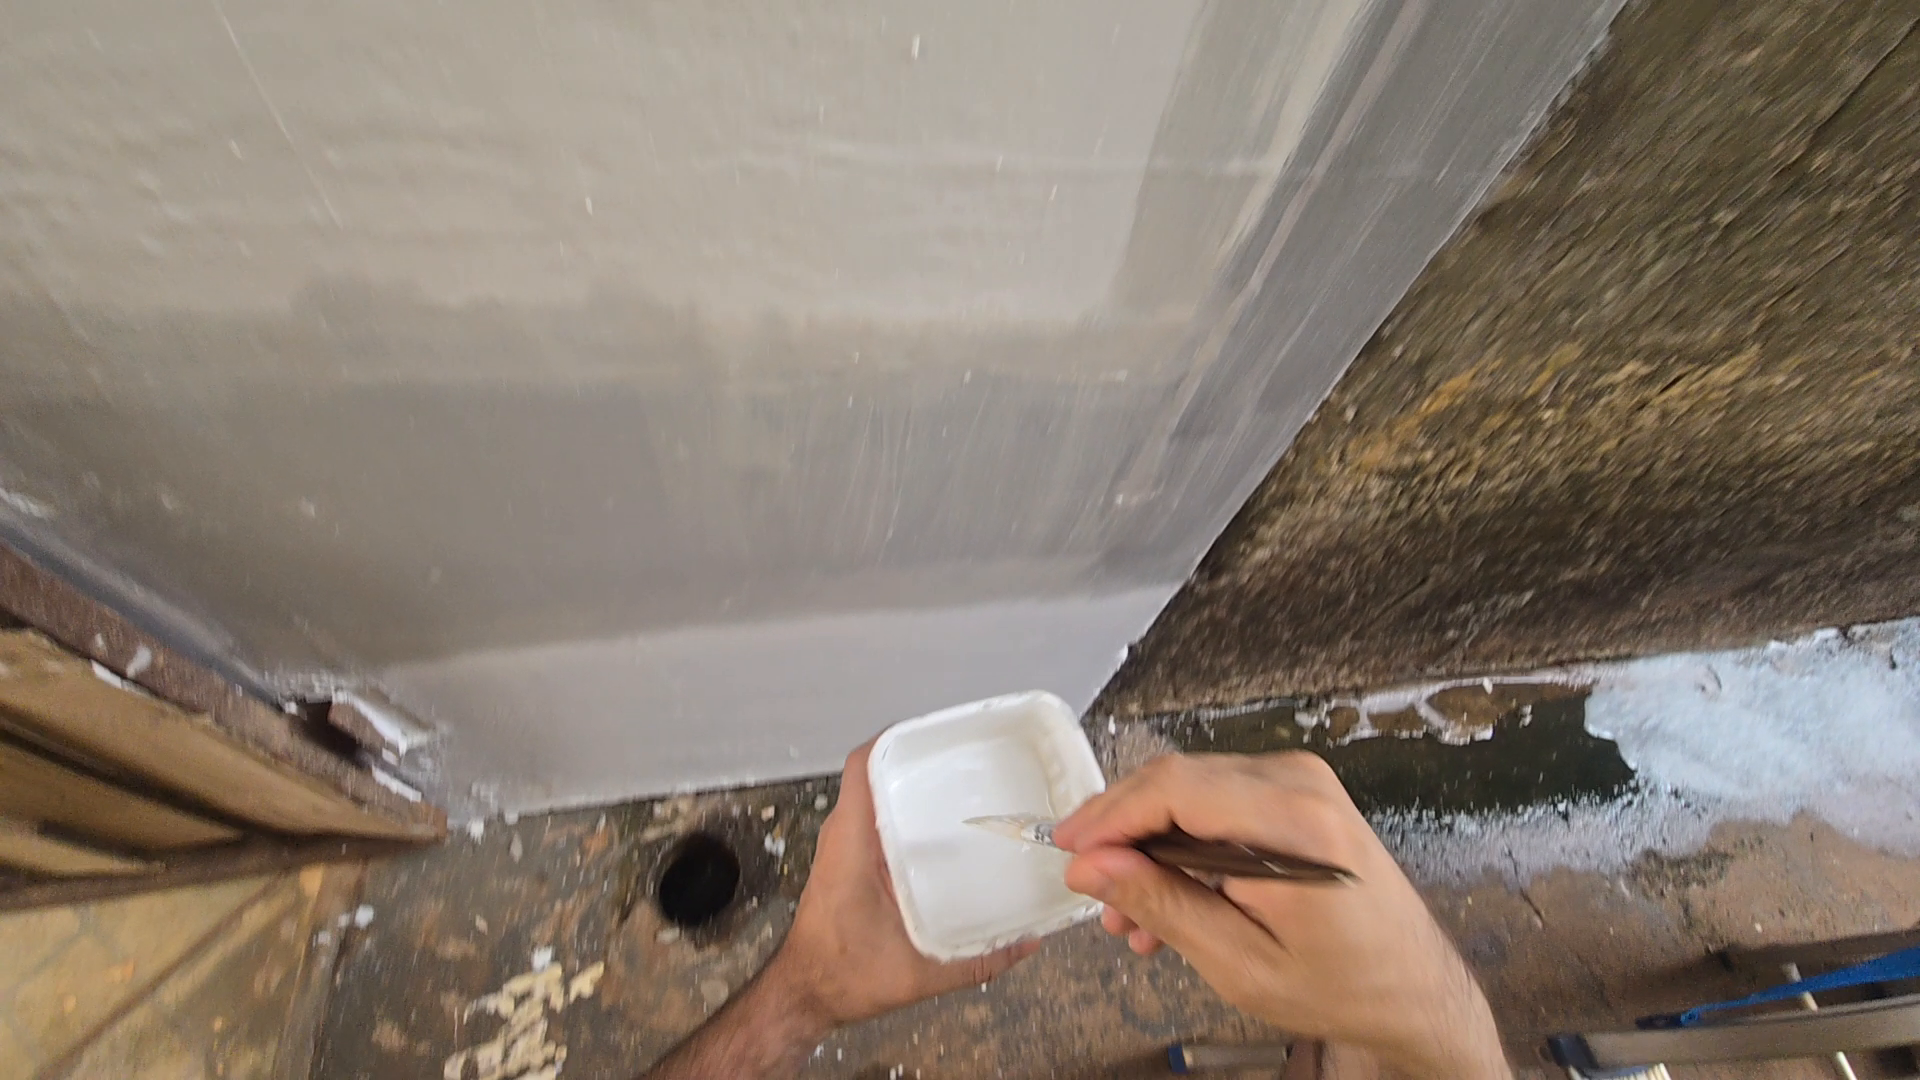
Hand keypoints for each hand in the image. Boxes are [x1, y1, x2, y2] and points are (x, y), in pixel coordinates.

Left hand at [765, 740, 1039, 1028]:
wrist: (803, 995)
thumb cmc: (847, 975)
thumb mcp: (918, 974)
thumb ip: (977, 961)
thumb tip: (1029, 940)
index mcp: (853, 841)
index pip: (864, 765)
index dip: (896, 738)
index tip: (938, 733)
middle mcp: (844, 831)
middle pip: (874, 770)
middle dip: (916, 757)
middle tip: (964, 758)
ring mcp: (842, 842)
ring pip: (873, 790)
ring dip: (908, 781)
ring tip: (957, 783)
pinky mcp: (846, 855)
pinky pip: (872, 812)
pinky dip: (900, 805)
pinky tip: (936, 823)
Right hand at [1052, 753, 1509, 1079]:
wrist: (1417, 989)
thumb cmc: (1340, 987)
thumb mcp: (1241, 963)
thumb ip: (1162, 904)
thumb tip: (1088, 867)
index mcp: (1296, 822)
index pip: (1176, 789)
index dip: (1112, 814)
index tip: (1068, 850)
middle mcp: (1297, 779)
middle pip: (1175, 781)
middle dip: (1120, 830)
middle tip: (1087, 883)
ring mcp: (1297, 776)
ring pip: (1186, 789)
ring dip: (1145, 840)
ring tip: (1124, 910)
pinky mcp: (1292, 787)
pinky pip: (1212, 798)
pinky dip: (1177, 837)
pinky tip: (1160, 890)